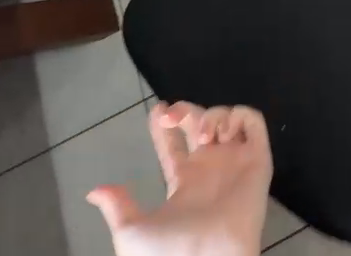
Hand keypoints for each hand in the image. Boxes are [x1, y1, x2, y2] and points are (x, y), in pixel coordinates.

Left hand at [88, 102, 273, 255]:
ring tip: (202, 135)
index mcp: (184, 182)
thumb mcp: (132, 231)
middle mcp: (210, 167)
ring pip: (226, 119)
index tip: (157, 110)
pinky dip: (239, 116)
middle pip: (200, 124)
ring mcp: (233, 161)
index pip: (175, 146)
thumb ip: (117, 207)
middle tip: (173, 115)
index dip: (165, 126)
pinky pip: (254, 123)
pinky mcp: (256, 159)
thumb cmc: (170, 249)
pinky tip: (222, 132)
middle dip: (187, 110)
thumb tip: (94, 192)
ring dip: (212, 114)